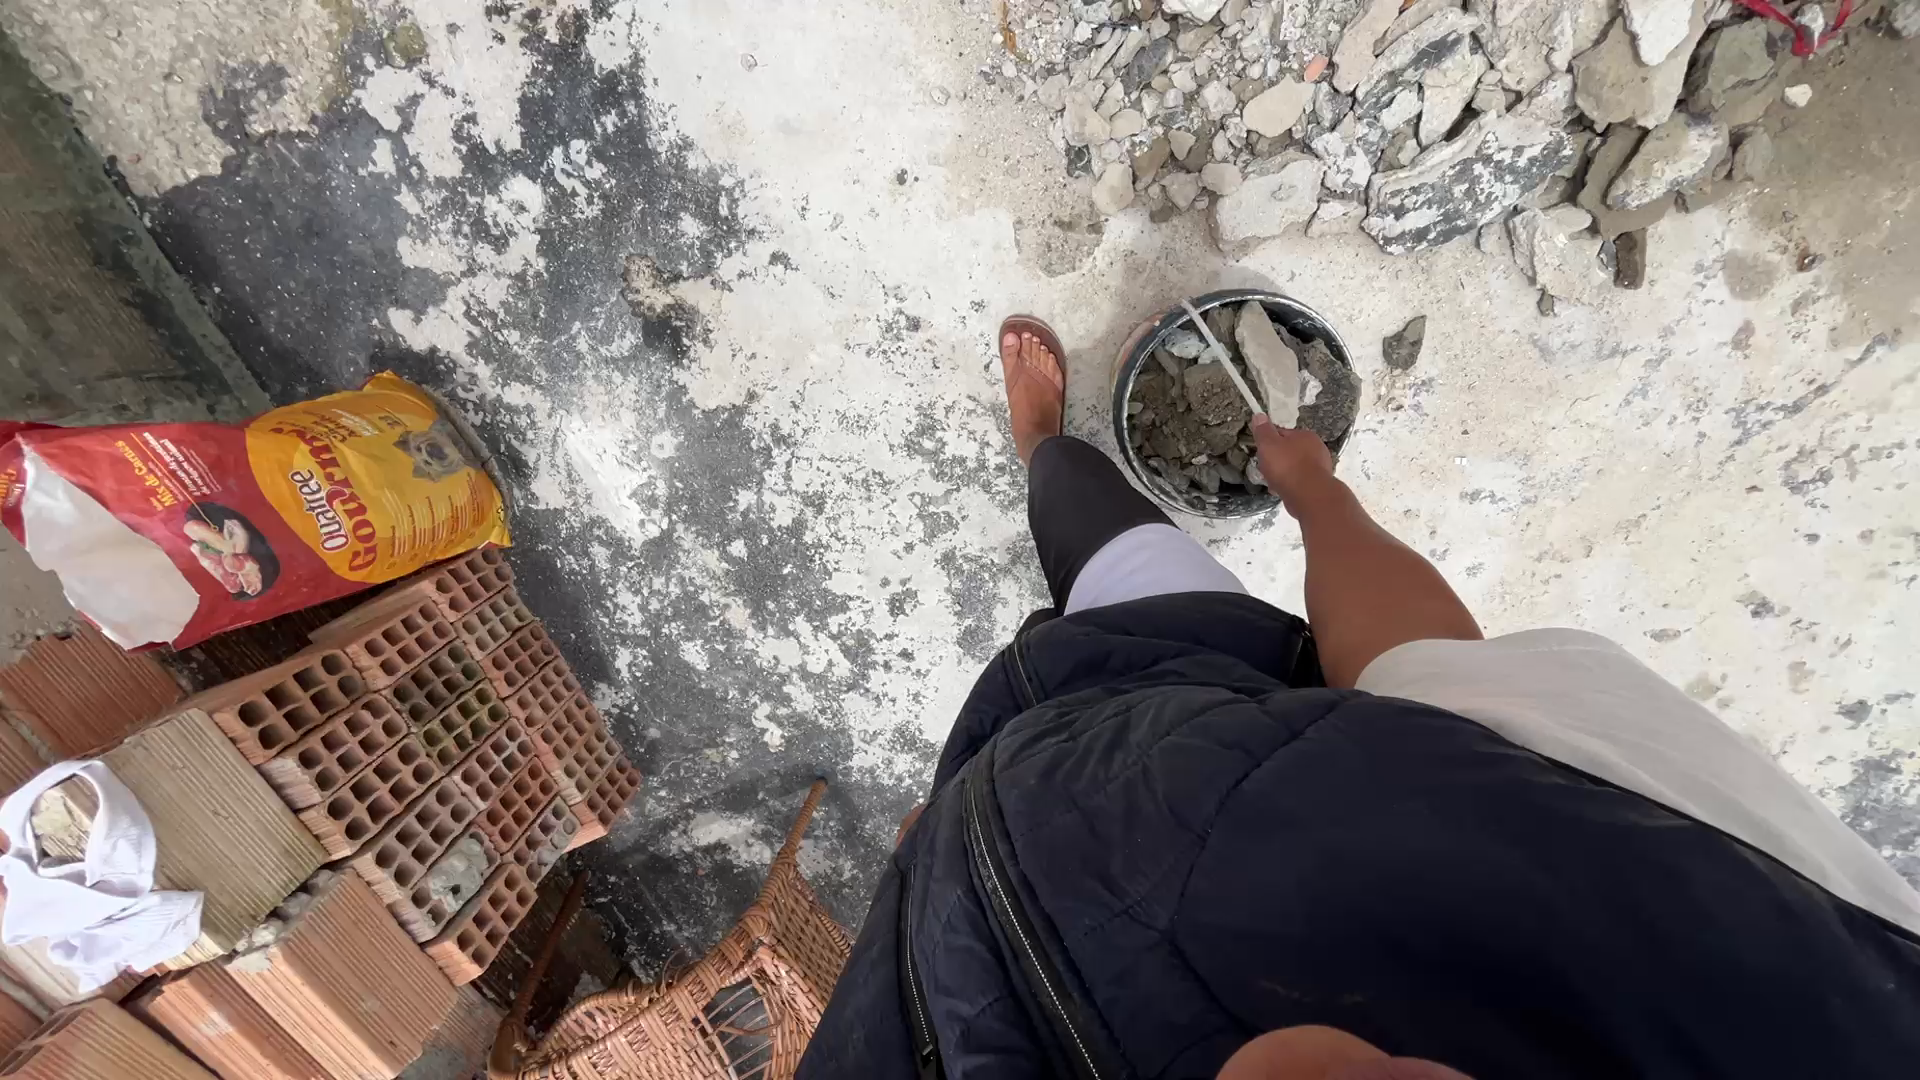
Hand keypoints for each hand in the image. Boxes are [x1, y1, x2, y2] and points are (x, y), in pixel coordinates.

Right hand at [1250, 416, 1335, 516]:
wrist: (1309, 495)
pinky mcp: (1318, 482)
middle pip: (1288, 451)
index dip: (1268, 443)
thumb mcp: (1268, 445)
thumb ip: (1263, 430)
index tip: (1261, 452)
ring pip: (1293, 466)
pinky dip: (1290, 484)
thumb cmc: (1287, 467)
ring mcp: (1320, 466)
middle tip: (1265, 469)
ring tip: (1272, 482)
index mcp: (1305, 435)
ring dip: (1282, 473)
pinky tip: (1282, 490)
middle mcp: (1316, 447)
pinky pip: (1299, 480)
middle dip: (1276, 459)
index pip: (1281, 433)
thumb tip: (1259, 415)